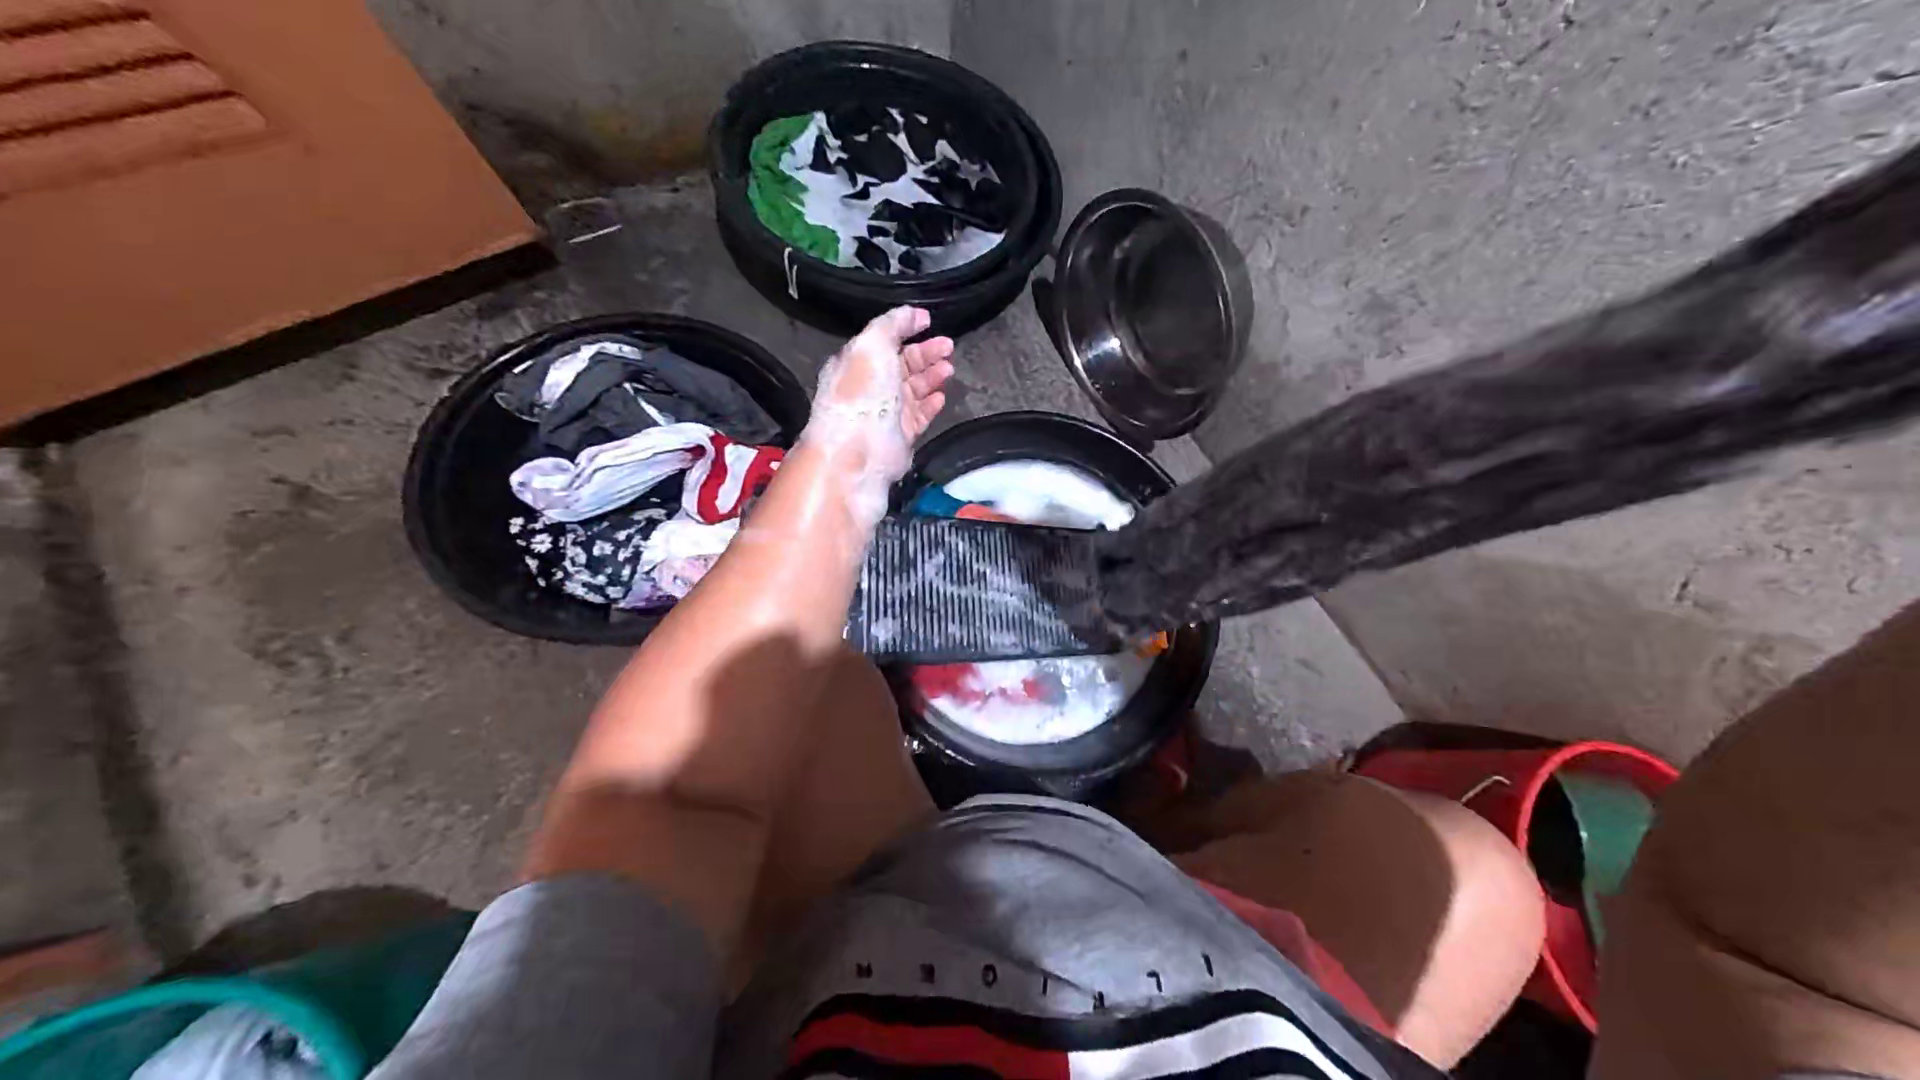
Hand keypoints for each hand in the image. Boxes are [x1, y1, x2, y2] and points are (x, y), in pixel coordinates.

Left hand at [805, 306, 955, 482]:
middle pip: (903, 364)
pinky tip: (942, 396)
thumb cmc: (861, 394)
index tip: (929, 322)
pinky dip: (931, 404)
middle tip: (948, 346)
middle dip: (926, 354)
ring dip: (932, 376)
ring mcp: (886, 412)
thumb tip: (915, 315)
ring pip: (914, 389)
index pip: (884, 341)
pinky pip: (919, 416)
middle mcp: (870, 386)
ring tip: (949, 368)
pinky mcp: (900, 436)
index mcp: (857, 363)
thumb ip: (892, 324)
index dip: (906, 330)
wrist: (859, 451)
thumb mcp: (872, 344)